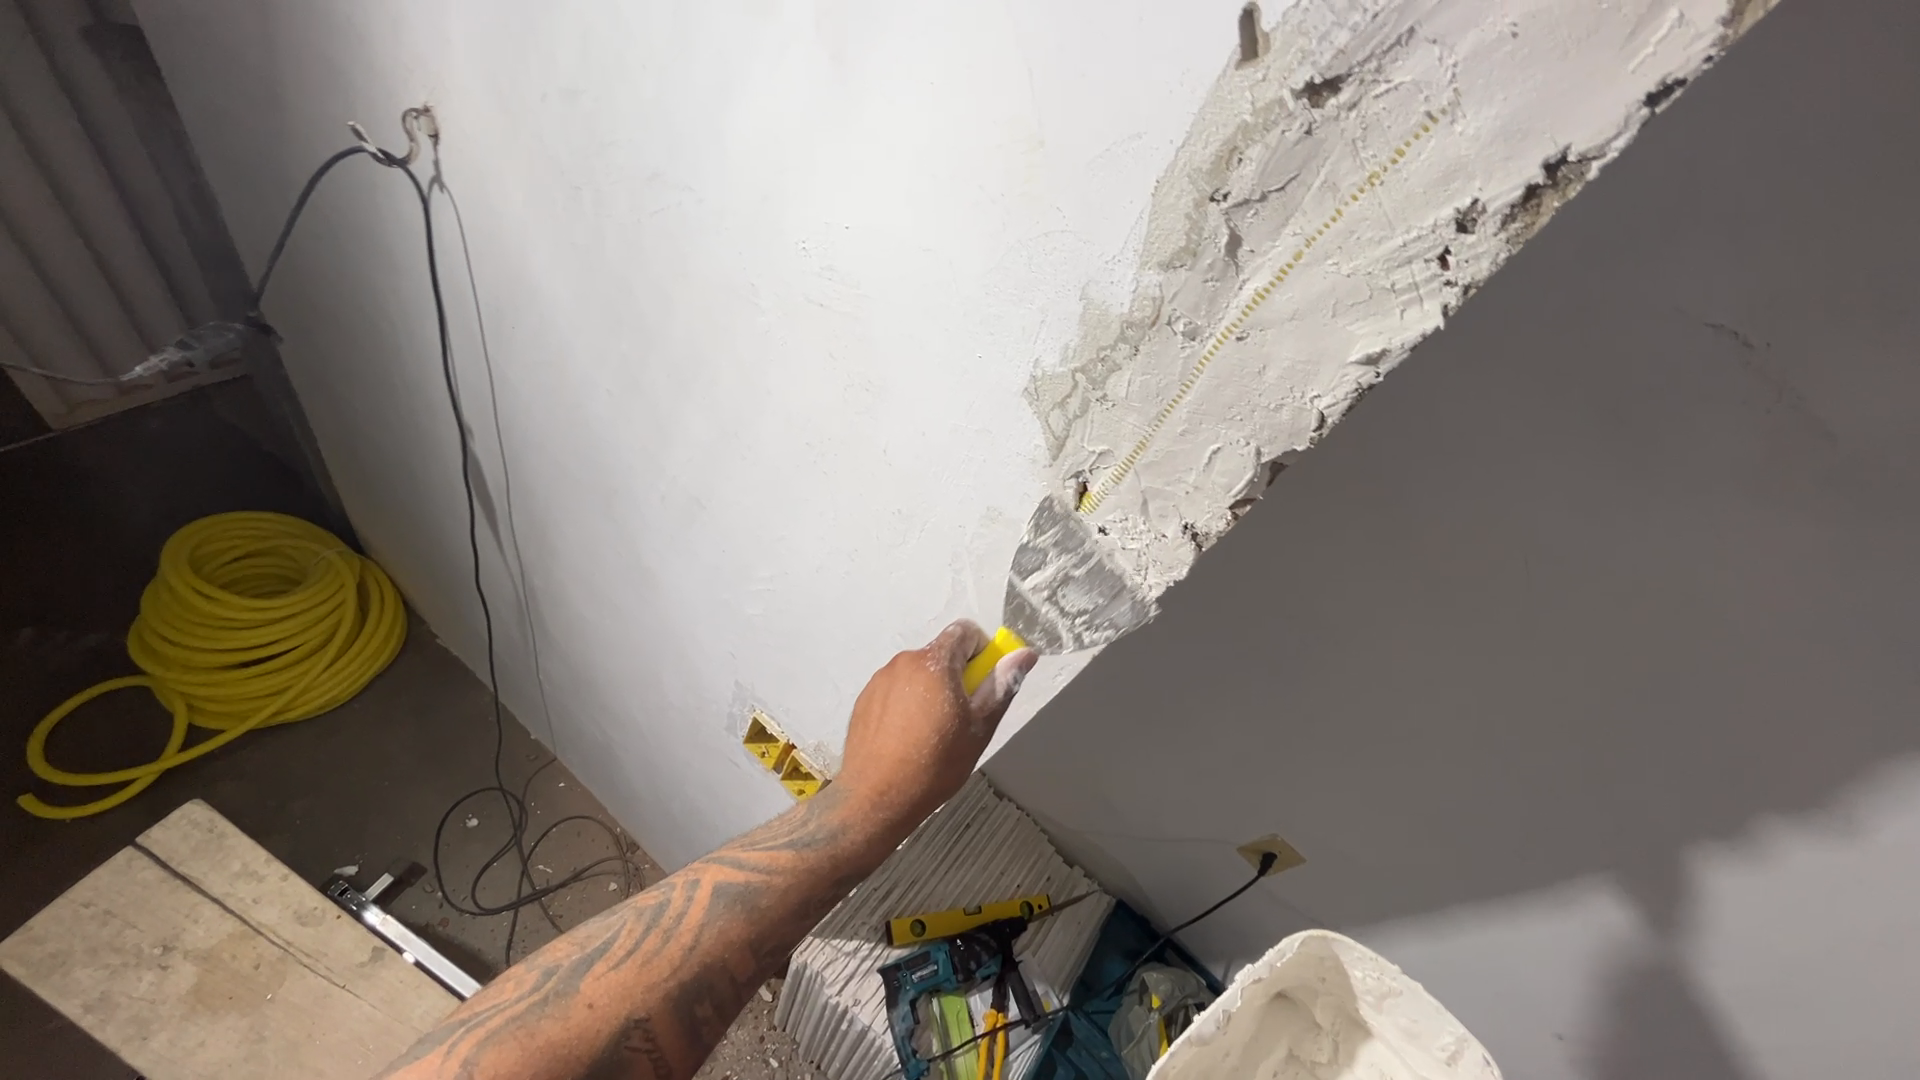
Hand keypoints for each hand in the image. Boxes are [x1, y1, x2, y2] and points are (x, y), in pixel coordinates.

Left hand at [834, 620, 1037, 834]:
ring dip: (932, 689)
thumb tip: (1024, 655)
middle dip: (957, 675)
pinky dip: (907, 702)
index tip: (983, 683)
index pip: (965, 631)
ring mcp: (880, 679)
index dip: (981, 652)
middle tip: (962, 715)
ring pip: (918, 673)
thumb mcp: (980, 727)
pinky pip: (896, 689)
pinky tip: (909, 737)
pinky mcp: (865, 698)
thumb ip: (1003, 685)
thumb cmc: (935, 764)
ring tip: (934, 731)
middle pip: (941, 653)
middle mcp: (905, 661)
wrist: (876, 796)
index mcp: (935, 662)